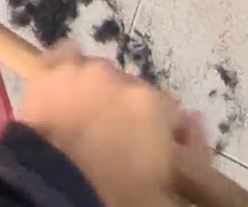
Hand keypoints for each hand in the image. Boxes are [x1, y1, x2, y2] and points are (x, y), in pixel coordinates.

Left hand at [16, 43, 181, 206]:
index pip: (173, 115)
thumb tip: (198, 120)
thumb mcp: (165, 191)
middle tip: (121, 143)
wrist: (52, 183)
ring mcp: (82, 68)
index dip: (168, 136)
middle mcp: (120, 78)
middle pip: (135, 93)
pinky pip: (66, 55)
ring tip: (91, 121)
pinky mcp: (50, 68)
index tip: (159, 156)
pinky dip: (71, 68)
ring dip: (103, 93)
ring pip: (102, 75)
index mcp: (153, 106)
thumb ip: (194, 154)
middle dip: (132, 115)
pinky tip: (69, 85)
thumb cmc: (115, 193)